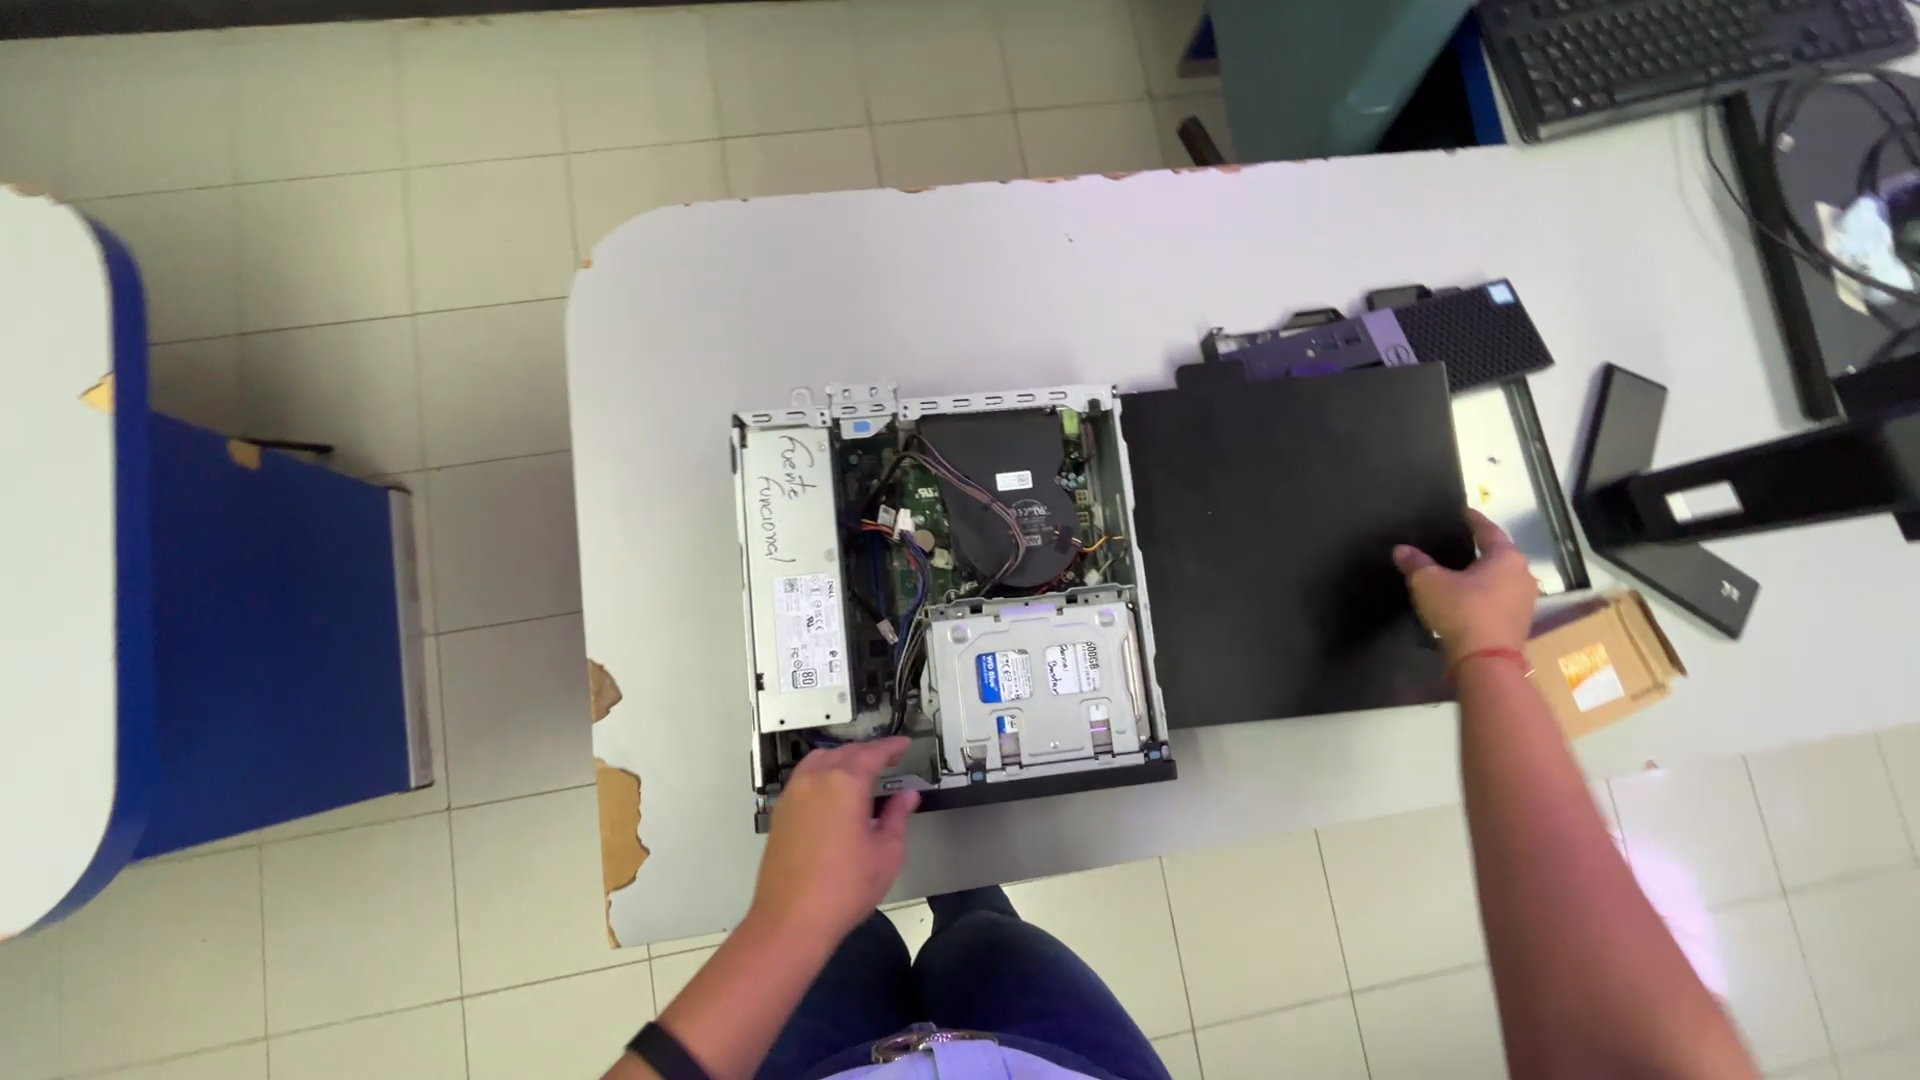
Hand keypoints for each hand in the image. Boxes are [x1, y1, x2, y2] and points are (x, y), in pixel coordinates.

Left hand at [749, 737, 920, 943]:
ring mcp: (793, 794)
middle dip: (868, 752)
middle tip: (888, 760)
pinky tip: (833, 792)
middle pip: (845, 752)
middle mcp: (816, 779)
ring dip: (842, 758)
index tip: (904, 746)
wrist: (790, 921)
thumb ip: (897, 816)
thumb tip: (907, 796)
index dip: (891, 747)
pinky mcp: (780, 812)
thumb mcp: (886, 853)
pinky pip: (804, 776)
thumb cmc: (845, 888)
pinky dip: (823, 773)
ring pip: (820, 760)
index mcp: (845, 783)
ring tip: (860, 772)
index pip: (873, 753)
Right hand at [1392, 508, 1537, 665]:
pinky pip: (1499, 597)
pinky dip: (1484, 593)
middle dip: (1478, 549)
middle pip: (1498, 554)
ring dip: (1482, 574)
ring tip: (1460, 572)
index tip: (1462, 512)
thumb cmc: (1461, 610)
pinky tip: (1467, 597)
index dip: (1473, 520)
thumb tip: (1401, 549)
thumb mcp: (1428, 582)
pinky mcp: (1519, 621)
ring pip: (1500, 577)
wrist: (1486, 659)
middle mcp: (1522, 573)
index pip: (1488, 530)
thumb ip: (1415, 563)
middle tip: (1458, 543)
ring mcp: (1525, 599)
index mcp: (1505, 557)